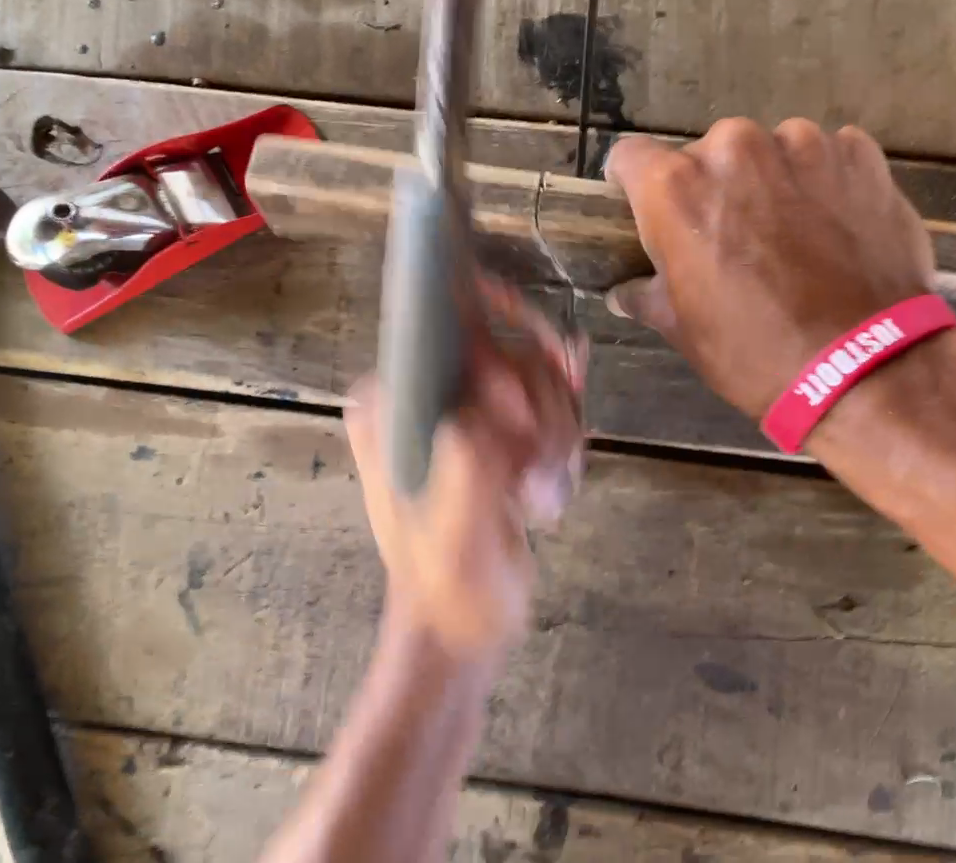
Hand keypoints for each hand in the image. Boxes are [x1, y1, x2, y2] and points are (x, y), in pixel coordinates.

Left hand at [344, 282, 585, 658]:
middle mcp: (424, 392)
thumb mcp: (454, 538)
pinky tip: (547, 491)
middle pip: (514, 351)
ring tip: (537, 495)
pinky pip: (554, 403)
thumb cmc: (447, 591)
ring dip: (556, 437)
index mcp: (391, 403)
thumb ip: (468, 473)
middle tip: (534, 475)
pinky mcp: (496, 429)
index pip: (455, 329)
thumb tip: (484, 417)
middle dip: (543, 414)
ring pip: (543, 379)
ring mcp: (465, 408)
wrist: (463, 627)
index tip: (527, 417)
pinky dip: (564, 444)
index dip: (507, 356)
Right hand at [603, 118, 934, 418]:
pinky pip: (826, 157)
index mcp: (677, 187)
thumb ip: (648, 295)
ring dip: (772, 181)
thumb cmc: (756, 352)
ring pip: (770, 152)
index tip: (649, 207)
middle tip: (734, 237)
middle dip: (714, 188)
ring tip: (794, 234)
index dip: (635, 183)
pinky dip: (823, 182)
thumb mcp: (684, 330)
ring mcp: (802, 144)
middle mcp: (734, 147)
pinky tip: (835, 226)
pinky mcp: (858, 154)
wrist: (866, 367)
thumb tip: (626, 292)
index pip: (631, 157)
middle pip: (708, 154)